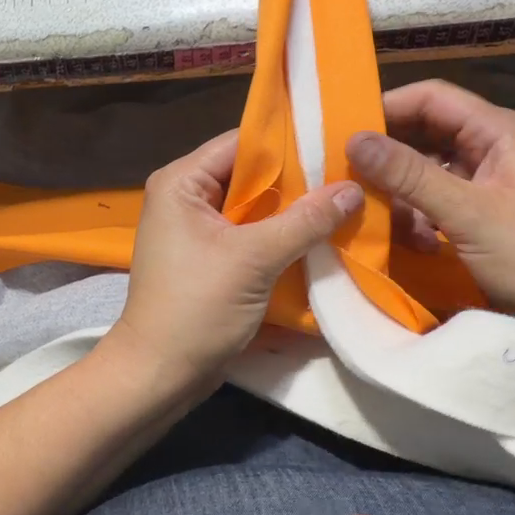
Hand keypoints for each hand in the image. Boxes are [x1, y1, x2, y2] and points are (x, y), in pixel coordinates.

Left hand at [116, 130, 363, 378]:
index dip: (289, 142)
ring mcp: (196, 230)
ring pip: (254, 207)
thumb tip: (353, 188)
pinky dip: (280, 237)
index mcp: (181, 182)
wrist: (160, 372)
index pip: (241, 143)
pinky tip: (322, 238)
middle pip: (250, 175)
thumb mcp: (254, 259)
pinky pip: (250, 234)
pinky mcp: (209, 259)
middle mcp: (185, 197)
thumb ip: (304, 221)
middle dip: (298, 179)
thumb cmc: (197, 306)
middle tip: (354, 176)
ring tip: (349, 204)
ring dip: (293, 211)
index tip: (339, 142)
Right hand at [344, 80, 514, 337]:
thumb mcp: (471, 215)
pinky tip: (407, 240)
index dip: (385, 107)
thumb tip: (353, 139)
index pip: (430, 97)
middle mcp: (491, 148)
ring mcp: (488, 183)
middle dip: (385, 154)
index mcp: (498, 132)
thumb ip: (410, 176)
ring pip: (426, 170)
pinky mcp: (483, 215)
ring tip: (373, 215)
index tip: (340, 132)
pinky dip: (416, 216)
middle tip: (342, 175)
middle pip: (424, 133)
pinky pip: (436, 201)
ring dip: (398, 191)